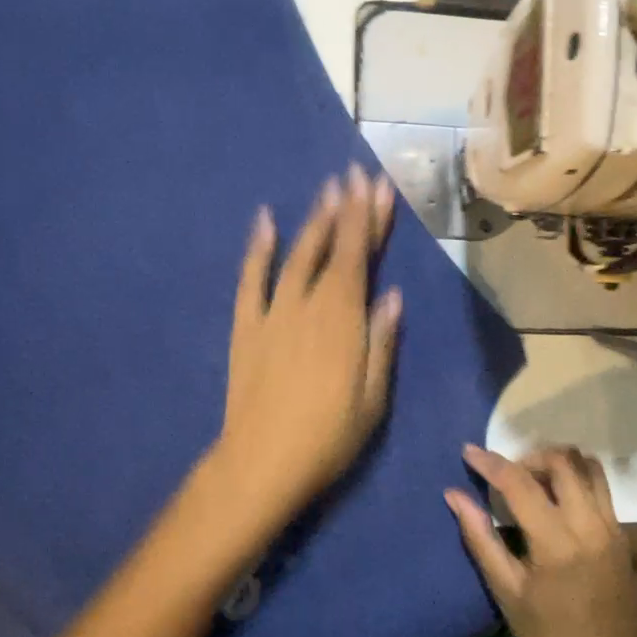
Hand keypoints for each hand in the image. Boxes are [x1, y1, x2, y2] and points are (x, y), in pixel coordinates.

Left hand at [214, 165, 401, 524]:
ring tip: (326, 190)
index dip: (369, 222)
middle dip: (345, 210)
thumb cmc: (329, 437)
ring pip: (295, 256)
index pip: (359, 259)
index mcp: (344, 321)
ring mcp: (272, 314)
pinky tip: (265, 221)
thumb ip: (381, 343)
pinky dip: (258, 249)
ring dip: (312, 222)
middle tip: (354, 174)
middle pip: (330, 249)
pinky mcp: (245, 328)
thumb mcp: (372, 398)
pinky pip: (250, 280)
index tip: (377, 188)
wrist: (263, 462)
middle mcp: (308, 306)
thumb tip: (391, 296)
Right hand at [446, 446, 636, 636]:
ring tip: (532, 483)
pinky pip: (600, 487)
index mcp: (557, 543)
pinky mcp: (622, 533)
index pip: (520, 484)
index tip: (469, 452)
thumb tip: (454, 495)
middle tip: (505, 476)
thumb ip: (480, 538)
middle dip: (529, 458)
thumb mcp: (506, 591)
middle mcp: (590, 525)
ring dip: (557, 464)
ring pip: (588, 466)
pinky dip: (575, 481)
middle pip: (562, 461)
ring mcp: (613, 527)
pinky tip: (554, 504)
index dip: (491, 463)